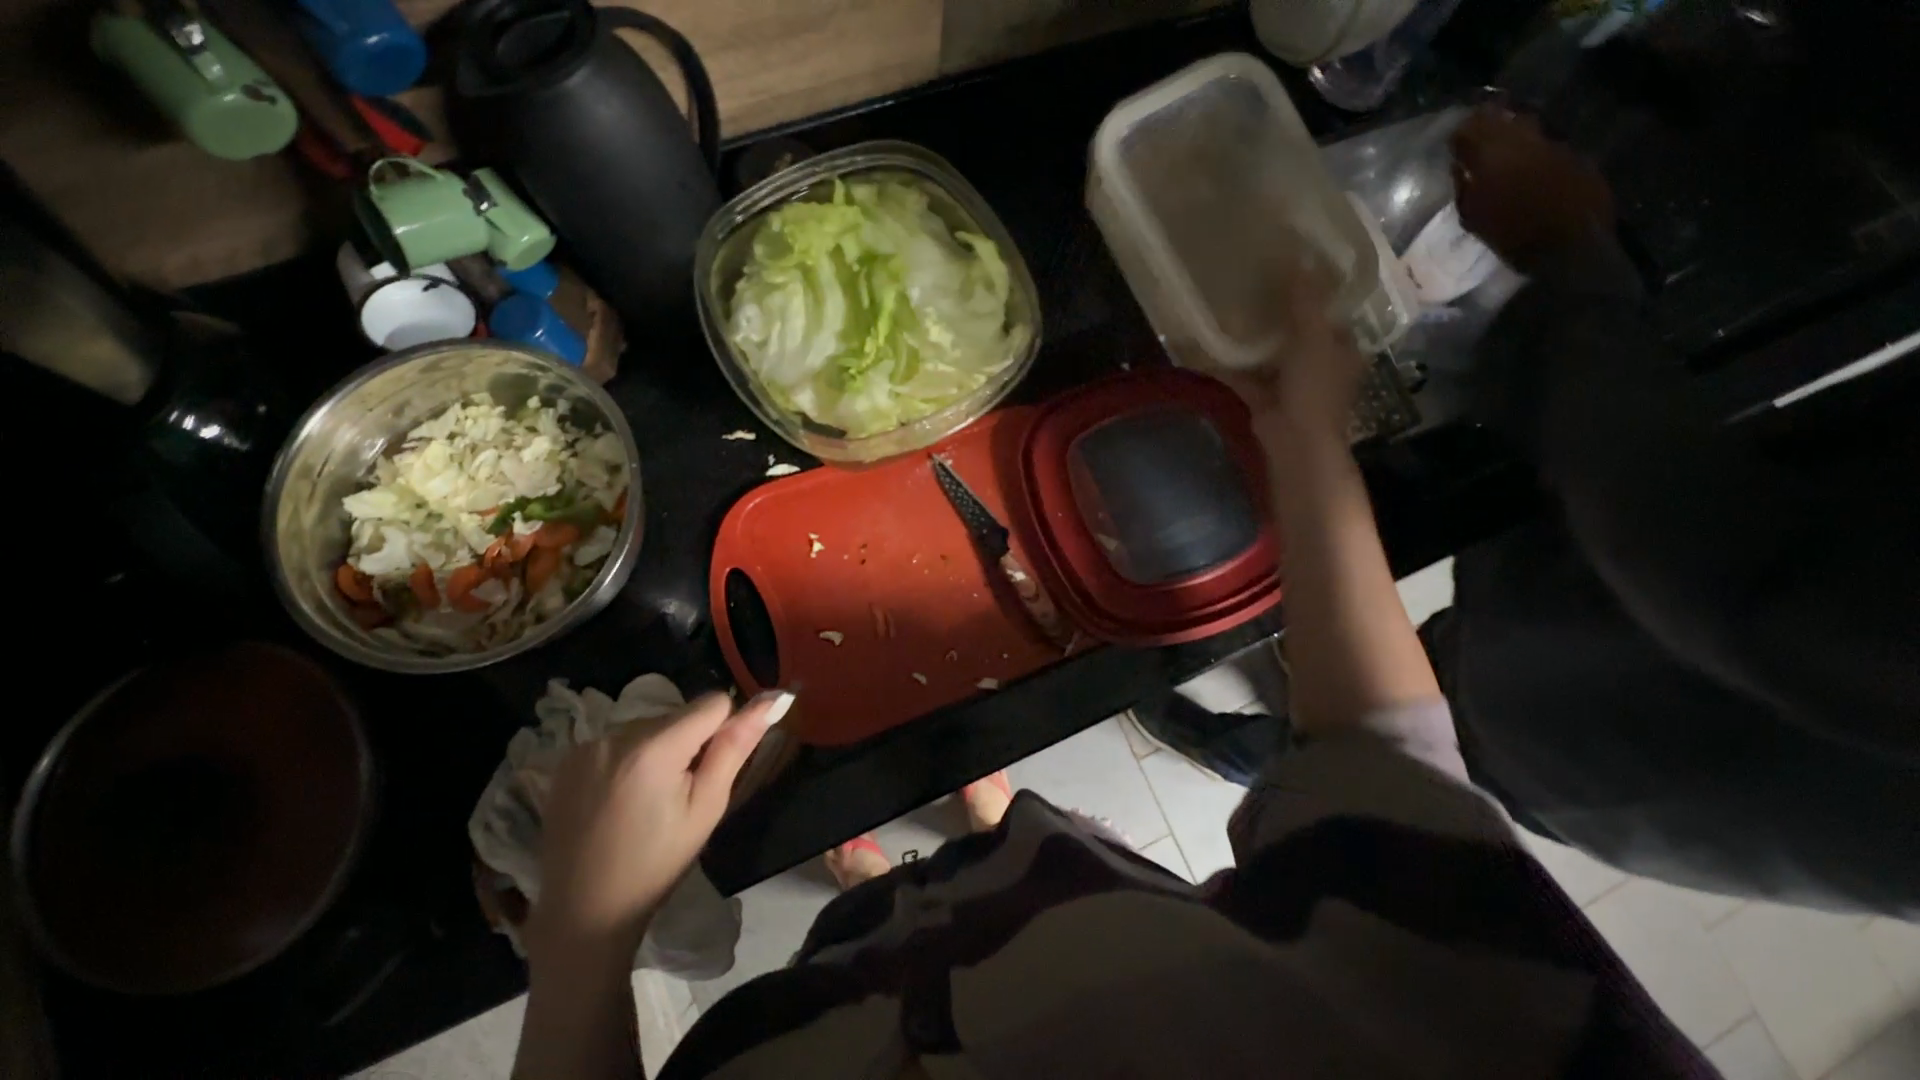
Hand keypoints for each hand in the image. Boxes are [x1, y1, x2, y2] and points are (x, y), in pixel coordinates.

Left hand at [527, 690, 791, 958]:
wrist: (584, 910)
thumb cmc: (657, 864)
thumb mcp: (707, 808)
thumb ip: (736, 747)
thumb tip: (774, 700)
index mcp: (654, 747)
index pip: (712, 703)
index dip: (723, 731)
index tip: (710, 771)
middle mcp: (616, 734)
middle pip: (676, 715)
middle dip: (687, 743)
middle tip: (678, 796)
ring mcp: (586, 746)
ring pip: (646, 726)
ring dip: (657, 750)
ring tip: (647, 801)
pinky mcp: (566, 760)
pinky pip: (616, 742)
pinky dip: (627, 760)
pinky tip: (619, 800)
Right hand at [1201, 265, 1365, 446]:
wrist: (1295, 442)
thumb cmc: (1314, 387)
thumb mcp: (1314, 336)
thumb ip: (1305, 300)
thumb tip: (1300, 258)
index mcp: (1343, 350)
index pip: (1333, 317)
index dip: (1316, 296)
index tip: (1292, 274)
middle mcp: (1320, 367)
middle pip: (1300, 335)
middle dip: (1279, 317)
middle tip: (1254, 288)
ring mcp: (1292, 386)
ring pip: (1271, 356)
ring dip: (1254, 341)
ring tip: (1230, 310)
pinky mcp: (1265, 401)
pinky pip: (1246, 377)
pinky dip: (1230, 366)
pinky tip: (1208, 348)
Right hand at [1451, 104, 1614, 275]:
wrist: (1569, 242)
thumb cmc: (1512, 235)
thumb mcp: (1472, 218)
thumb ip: (1462, 187)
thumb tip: (1459, 166)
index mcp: (1490, 156)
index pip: (1468, 130)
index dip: (1459, 134)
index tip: (1454, 144)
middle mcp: (1520, 140)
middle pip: (1498, 118)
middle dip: (1484, 123)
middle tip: (1474, 132)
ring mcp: (1549, 142)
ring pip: (1523, 122)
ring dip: (1509, 127)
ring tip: (1499, 140)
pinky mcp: (1570, 150)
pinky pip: (1542, 138)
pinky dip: (1530, 142)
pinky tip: (1525, 156)